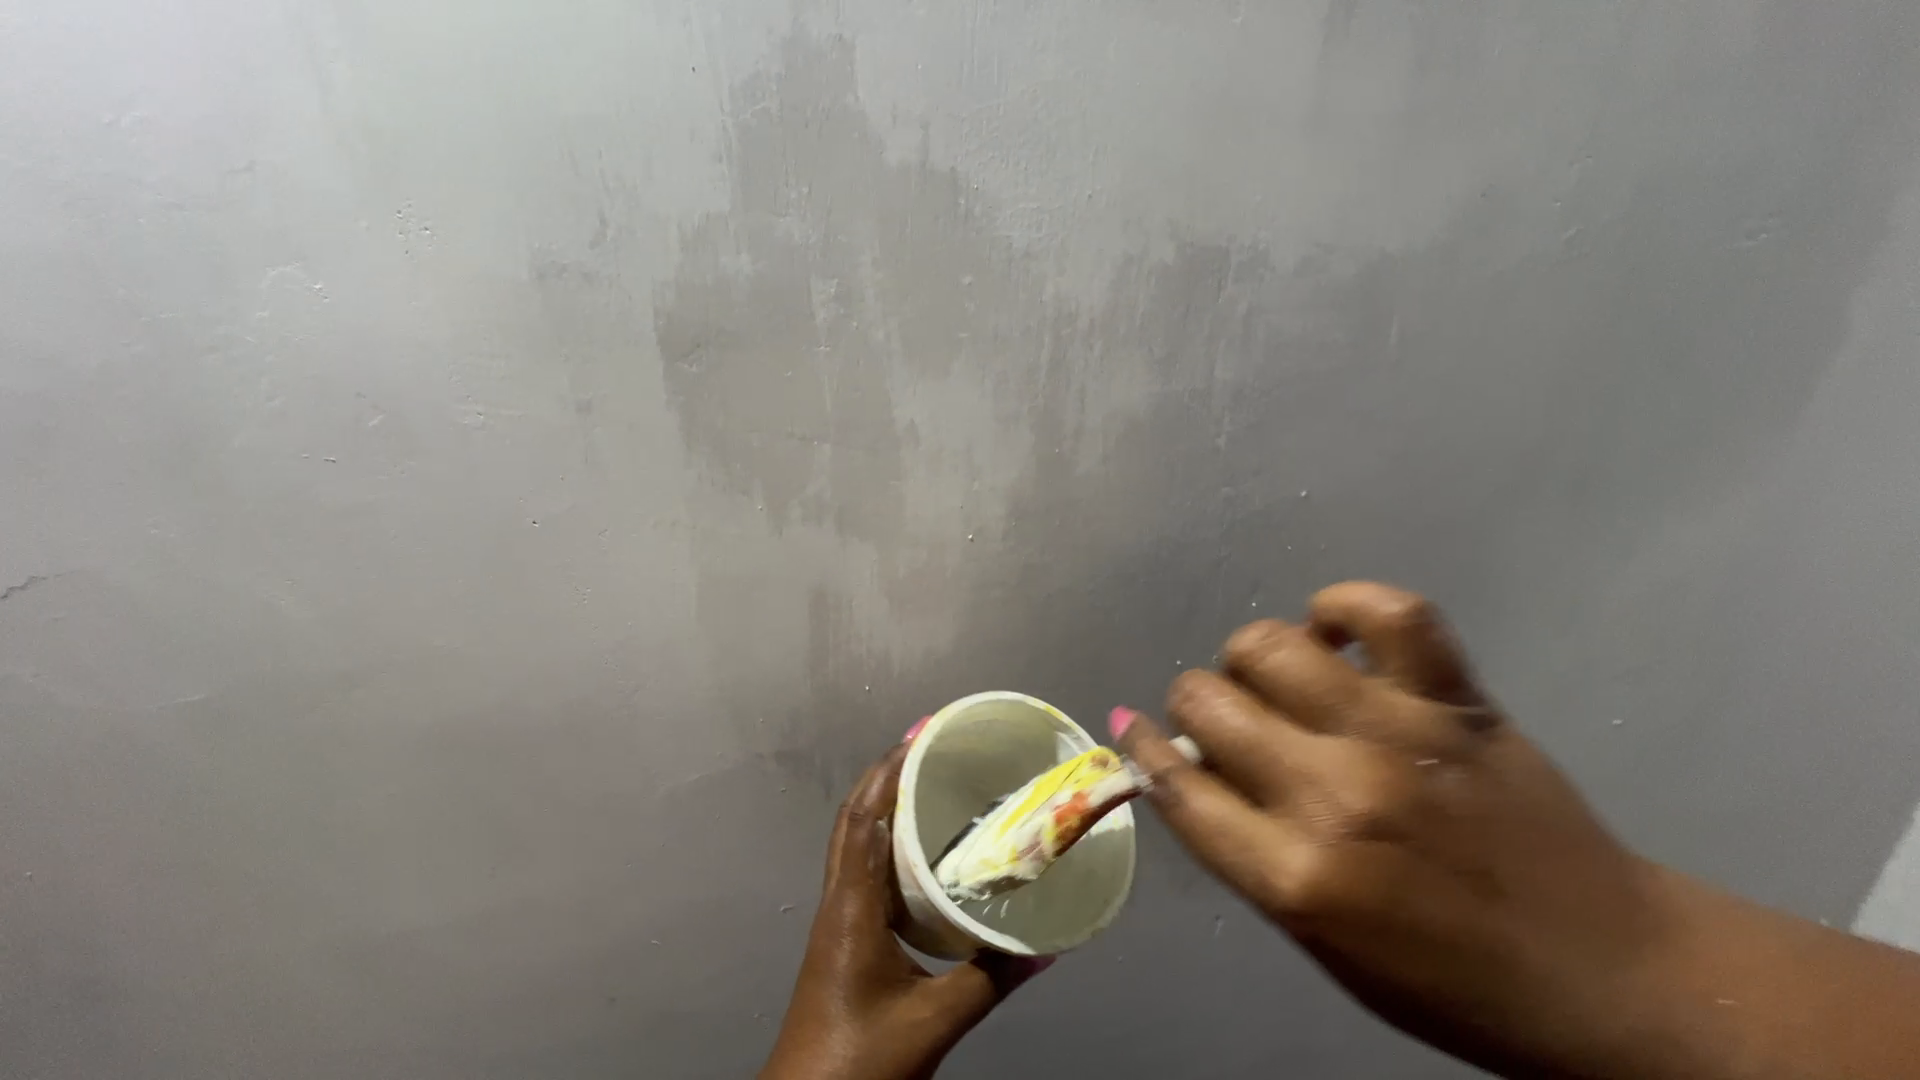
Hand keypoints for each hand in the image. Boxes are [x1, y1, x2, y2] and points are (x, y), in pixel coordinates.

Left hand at [761, 735, 1051, 1079]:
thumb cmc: (859, 1059)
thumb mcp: (932, 1023)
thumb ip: (988, 982)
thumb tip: (1045, 948)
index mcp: (851, 907)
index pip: (862, 820)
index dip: (887, 773)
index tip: (921, 736)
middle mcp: (838, 902)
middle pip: (854, 821)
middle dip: (887, 778)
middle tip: (930, 749)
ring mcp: (838, 921)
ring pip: (856, 845)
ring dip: (885, 808)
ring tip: (929, 786)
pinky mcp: (845, 939)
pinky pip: (866, 874)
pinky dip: (890, 847)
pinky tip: (924, 856)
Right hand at [1114, 582, 1684, 1076]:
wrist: (1608, 974)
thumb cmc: (1447, 979)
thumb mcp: (1320, 937)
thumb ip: (1247, 849)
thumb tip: (1185, 766)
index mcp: (1296, 875)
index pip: (1178, 787)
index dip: (1146, 750)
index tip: (1137, 729)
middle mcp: (1334, 794)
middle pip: (1209, 702)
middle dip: (1196, 705)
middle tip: (1226, 719)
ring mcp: (1398, 736)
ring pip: (1271, 645)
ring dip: (1253, 659)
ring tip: (1279, 679)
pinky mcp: (1458, 702)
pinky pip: (1388, 612)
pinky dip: (1345, 607)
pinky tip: (1337, 632)